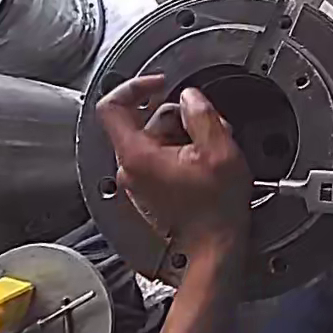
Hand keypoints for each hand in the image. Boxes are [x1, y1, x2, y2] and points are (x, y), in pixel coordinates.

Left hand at [96, 75, 251, 264]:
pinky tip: (204, 163)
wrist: (214, 248)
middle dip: (178, 118)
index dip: (136, 86)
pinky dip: (181, 152)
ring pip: (156, 139)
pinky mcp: (149, 190)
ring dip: (184, 136)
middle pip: (144, 122)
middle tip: (207, 128)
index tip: (160, 84)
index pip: (113, 106)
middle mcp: (130, 169)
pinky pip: (161, 157)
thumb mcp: (220, 151)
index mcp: (138, 156)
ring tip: (211, 151)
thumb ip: (202, 115)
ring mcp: (138, 181)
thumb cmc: (216, 211)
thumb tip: (190, 98)